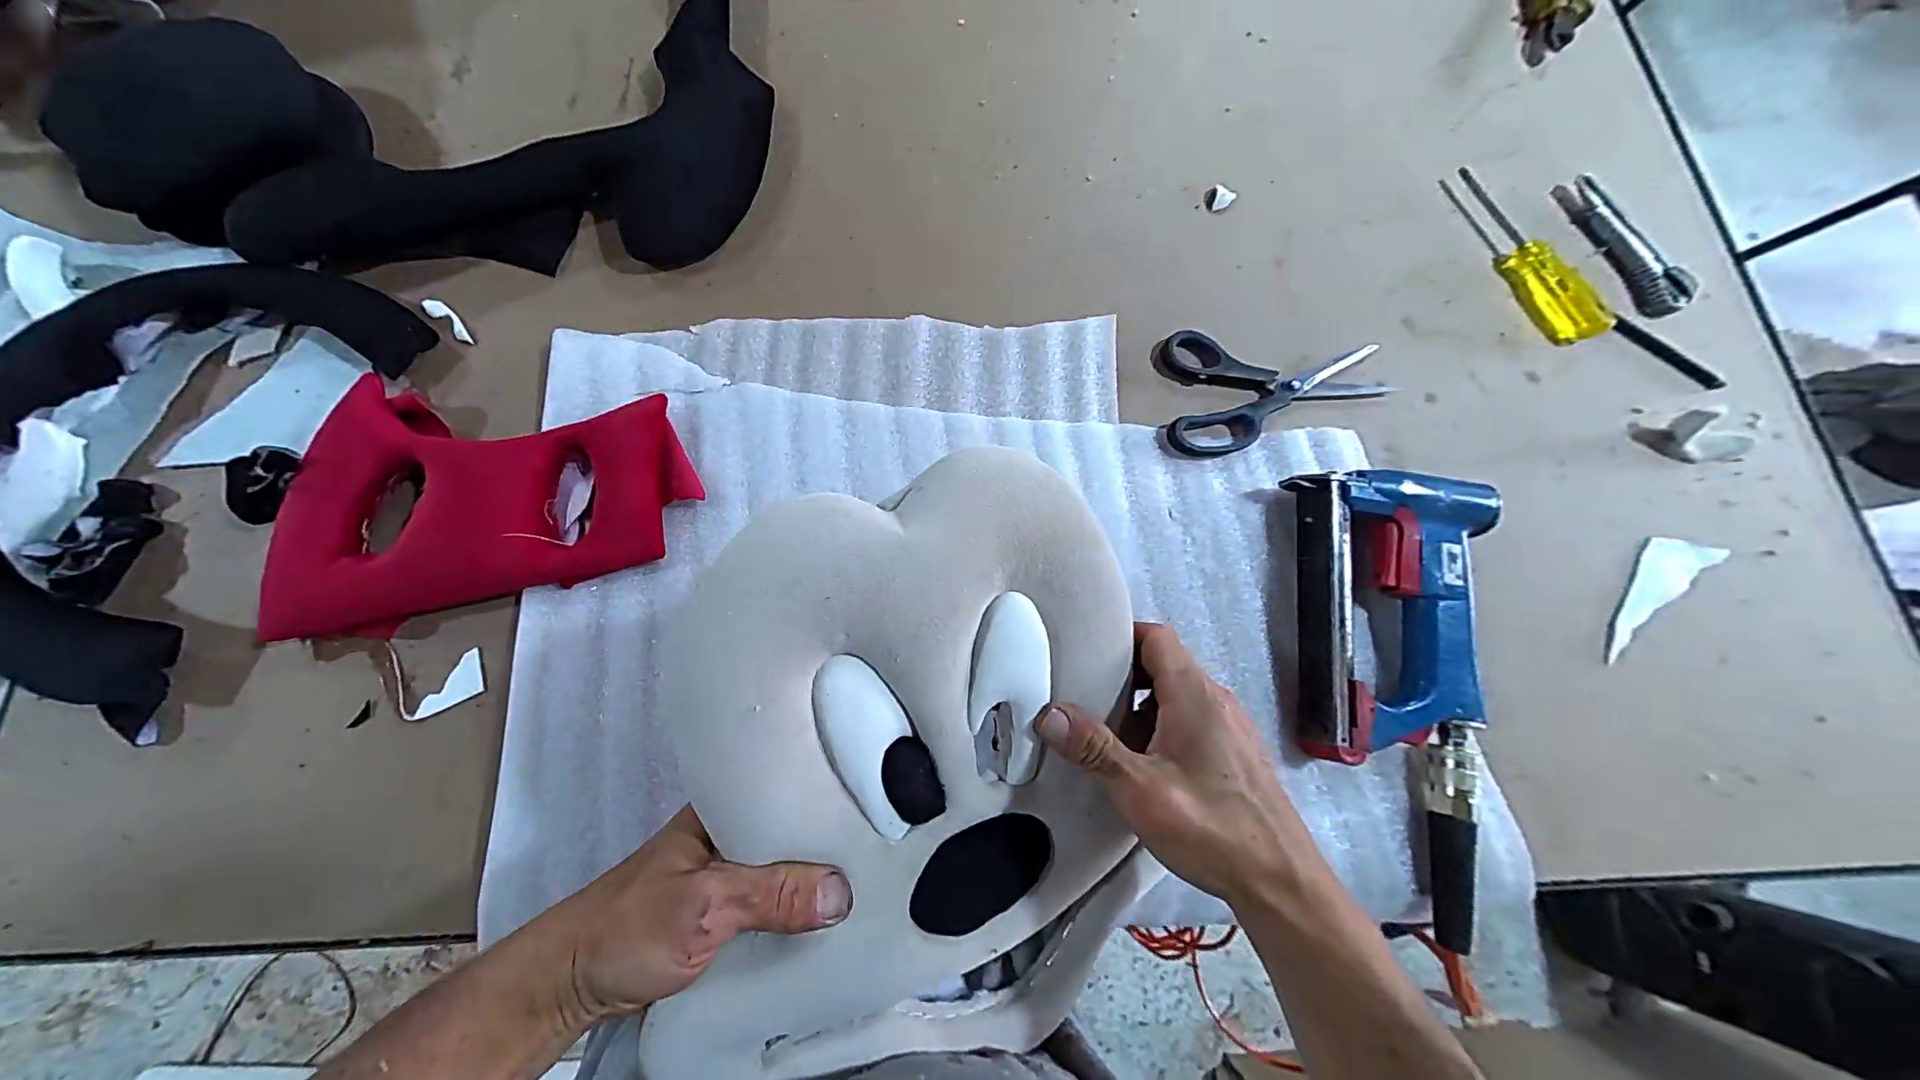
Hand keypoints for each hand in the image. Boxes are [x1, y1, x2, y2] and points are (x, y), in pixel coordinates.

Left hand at [534, 805, 851, 1026]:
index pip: (793, 792)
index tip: (876, 819)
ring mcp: (732, 872)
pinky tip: (822, 919)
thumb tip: (838, 892)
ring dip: (816, 886)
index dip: (833, 804)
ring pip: (789, 871)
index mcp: (726, 808)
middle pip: (798, 834)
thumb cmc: (621, 929)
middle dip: (832, 849)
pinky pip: (778, 903)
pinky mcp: (730, 908)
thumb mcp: (703, 907)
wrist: (571, 985)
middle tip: (880, 859)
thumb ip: (769, 895)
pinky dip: (798, 913)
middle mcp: (732, 834)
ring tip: (864, 887)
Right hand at [1036, 622, 1318, 906]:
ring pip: (1177, 696)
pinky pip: (1192, 722)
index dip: (1121, 636)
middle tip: (1086, 699)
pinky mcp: (1236, 754)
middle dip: (1122, 677)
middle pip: (1164, 665)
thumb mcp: (1140, 789)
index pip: (1156, 637)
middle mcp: (1217, 701)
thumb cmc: (1211, 828)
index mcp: (1195, 694)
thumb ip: (1094, 748)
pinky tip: (1145, 767)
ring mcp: (1231, 727)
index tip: (1086, 654)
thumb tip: (1050, 714)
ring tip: (1108, 736)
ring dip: (1141, 707)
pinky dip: (1162, 729)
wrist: (1281, 882)